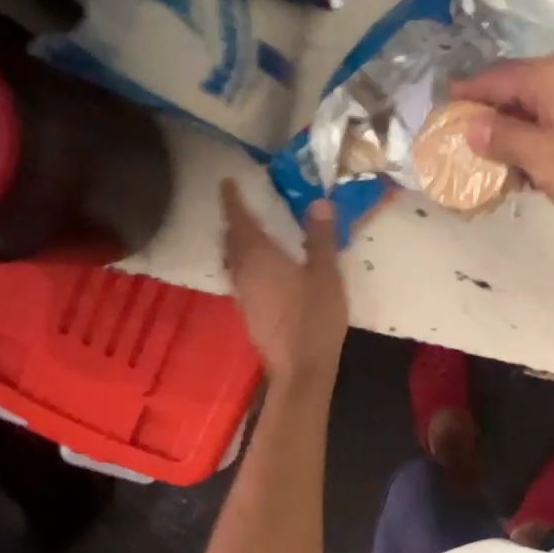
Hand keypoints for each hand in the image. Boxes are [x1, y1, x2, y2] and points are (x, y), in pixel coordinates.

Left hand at [221, 180, 348, 386]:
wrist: (300, 370)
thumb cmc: (314, 318)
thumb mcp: (325, 274)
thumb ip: (320, 238)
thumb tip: (318, 202)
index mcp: (258, 255)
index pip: (239, 219)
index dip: (232, 199)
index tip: (228, 182)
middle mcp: (243, 272)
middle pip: (231, 240)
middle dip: (234, 222)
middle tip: (242, 208)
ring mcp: (243, 296)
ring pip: (233, 262)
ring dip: (238, 245)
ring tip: (251, 237)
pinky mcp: (249, 314)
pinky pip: (241, 279)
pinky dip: (246, 266)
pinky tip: (262, 272)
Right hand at [453, 52, 553, 234]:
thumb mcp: (543, 161)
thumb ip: (504, 139)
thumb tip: (471, 126)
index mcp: (552, 76)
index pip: (496, 78)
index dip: (468, 96)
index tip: (444, 111)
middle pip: (519, 88)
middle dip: (494, 117)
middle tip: (469, 146)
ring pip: (543, 104)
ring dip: (520, 131)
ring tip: (502, 165)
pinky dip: (544, 134)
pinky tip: (538, 164)